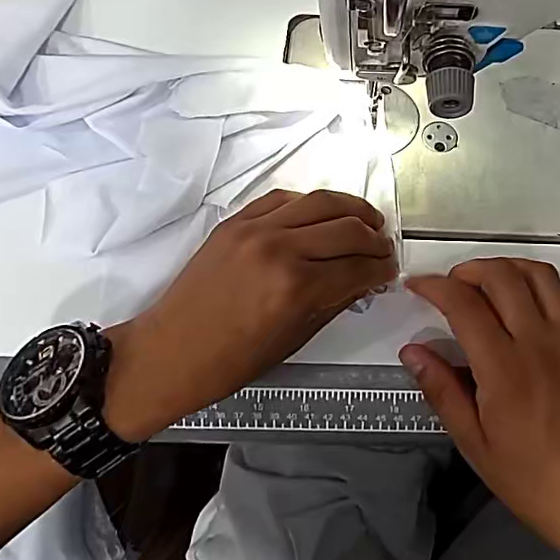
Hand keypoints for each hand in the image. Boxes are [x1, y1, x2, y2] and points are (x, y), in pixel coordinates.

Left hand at [103, 190, 396, 439]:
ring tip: (365, 220)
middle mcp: (279, 249)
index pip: (358, 267)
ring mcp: (255, 229)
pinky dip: (309, 204)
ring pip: (319, 201)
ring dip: (351, 209)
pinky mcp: (236, 221)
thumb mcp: (294, 339)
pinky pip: (283, 199)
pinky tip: (321, 215)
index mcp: (296, 288)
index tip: (389, 270)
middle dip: (374, 239)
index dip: (381, 268)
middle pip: (347, 228)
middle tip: (383, 248)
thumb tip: (362, 280)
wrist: (170, 351)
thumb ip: (334, 302)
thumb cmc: (231, 360)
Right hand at [403, 259, 559, 559]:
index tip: (417, 286)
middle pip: (501, 276)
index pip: (463, 303)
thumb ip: (441, 390)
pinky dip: (550, 286)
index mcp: (504, 368)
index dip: (434, 286)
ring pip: (539, 275)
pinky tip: (533, 300)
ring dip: (507, 266)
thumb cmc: (532, 479)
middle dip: (467, 269)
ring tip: (487, 281)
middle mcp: (540, 342)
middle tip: (450, 285)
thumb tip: (412, 352)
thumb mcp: (474, 443)